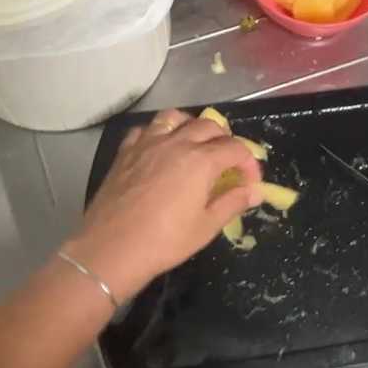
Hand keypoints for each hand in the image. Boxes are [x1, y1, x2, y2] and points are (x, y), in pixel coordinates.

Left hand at [64, 109, 261, 301]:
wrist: (112, 249)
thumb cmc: (164, 242)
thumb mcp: (206, 227)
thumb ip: (233, 203)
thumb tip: (255, 192)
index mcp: (200, 161)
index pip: (235, 148)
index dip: (249, 163)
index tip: (251, 182)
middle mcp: (176, 143)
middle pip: (209, 126)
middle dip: (225, 141)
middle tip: (228, 164)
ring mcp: (147, 144)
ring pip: (175, 118)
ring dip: (192, 126)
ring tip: (196, 144)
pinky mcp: (126, 152)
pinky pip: (146, 129)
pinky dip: (159, 133)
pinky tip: (161, 149)